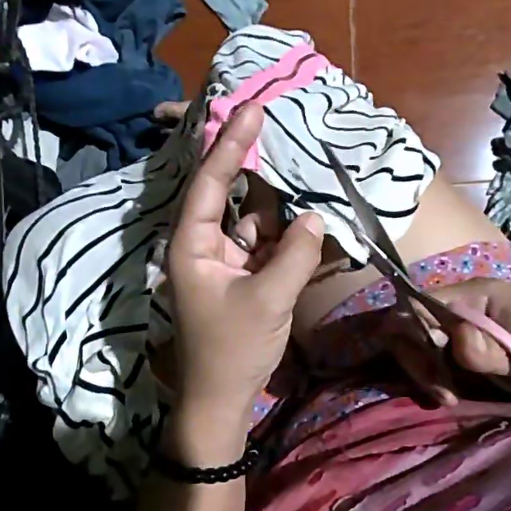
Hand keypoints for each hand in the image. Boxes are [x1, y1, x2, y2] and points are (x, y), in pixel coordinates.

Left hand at [164, 103, 323, 459]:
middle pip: (230, 196)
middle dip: (253, 166)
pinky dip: (287, 238)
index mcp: (192, 246)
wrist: (220, 401)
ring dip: (279, 207)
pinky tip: (311, 224)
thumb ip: (295, 254)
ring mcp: (225, 264)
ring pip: (253, 223)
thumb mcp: (268, 299)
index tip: (253, 110)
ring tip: (307, 177)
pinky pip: (266, 248)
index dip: (231, 144)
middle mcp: (205, 247)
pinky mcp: (243, 281)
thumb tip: (318, 217)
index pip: (211, 183)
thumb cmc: (232, 350)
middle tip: (278, 128)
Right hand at [425, 279, 510, 411]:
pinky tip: (451, 399)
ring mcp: (476, 333)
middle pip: (418, 326)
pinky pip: (446, 363)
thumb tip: (452, 341)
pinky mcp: (483, 356)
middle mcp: (472, 309)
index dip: (413, 336)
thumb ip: (494, 350)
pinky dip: (440, 380)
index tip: (432, 374)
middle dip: (419, 360)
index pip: (421, 305)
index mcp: (482, 295)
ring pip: (428, 347)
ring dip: (428, 373)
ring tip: (447, 400)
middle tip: (441, 395)